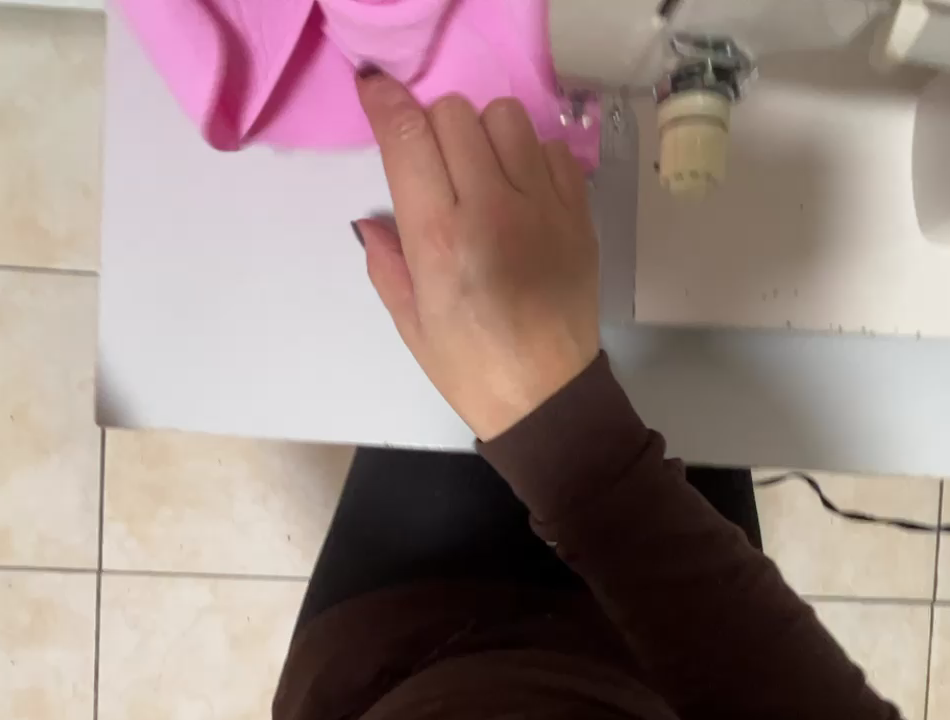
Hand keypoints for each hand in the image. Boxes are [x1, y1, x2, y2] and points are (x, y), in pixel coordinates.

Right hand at [354, 73, 599, 441]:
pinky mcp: (578, 215)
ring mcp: (542, 208)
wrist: (547, 397)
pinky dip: (531, 159)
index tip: (376, 92)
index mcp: (440, 241)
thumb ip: (386, 263)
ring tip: (483, 178)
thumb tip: (372, 220)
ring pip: (506, 117)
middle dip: (434, 129)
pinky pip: (552, 149)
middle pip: (455, 113)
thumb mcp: (412, 326)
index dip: (385, 104)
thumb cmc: (472, 369)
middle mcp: (491, 210)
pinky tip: (522, 196)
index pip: (407, 136)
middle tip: (437, 170)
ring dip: (484, 136)